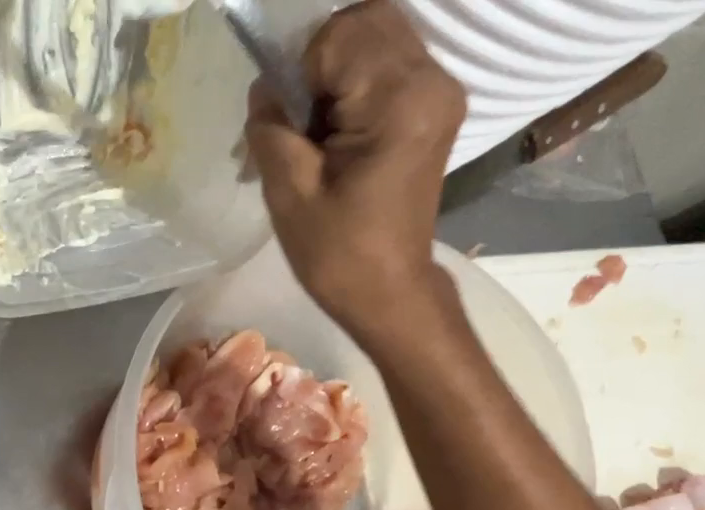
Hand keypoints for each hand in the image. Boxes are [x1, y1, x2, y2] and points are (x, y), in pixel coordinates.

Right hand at [244, 0, 465, 336]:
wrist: (387, 288)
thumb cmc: (335, 252)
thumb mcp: (288, 192)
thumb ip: (271, 128)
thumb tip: (264, 86)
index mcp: (398, 101)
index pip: (340, 34)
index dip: (301, 70)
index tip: (291, 122)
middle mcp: (431, 79)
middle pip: (367, 18)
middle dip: (320, 57)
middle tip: (301, 115)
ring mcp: (440, 88)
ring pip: (379, 33)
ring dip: (336, 67)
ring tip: (317, 125)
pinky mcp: (435, 103)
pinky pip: (388, 61)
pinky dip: (353, 81)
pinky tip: (337, 128)